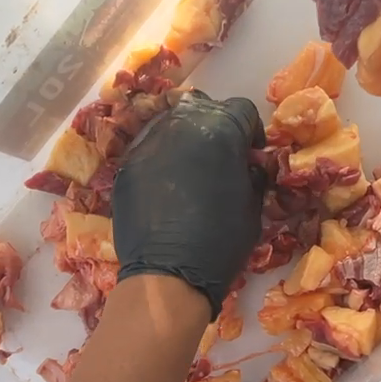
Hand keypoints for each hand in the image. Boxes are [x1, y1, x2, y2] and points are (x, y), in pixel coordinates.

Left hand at [113, 91, 266, 316]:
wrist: (168, 274)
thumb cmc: (220, 244)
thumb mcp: (252, 209)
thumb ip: (252, 176)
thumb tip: (248, 165)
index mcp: (221, 129)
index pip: (242, 110)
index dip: (251, 132)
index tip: (251, 155)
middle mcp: (182, 123)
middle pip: (203, 107)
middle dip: (216, 127)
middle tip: (220, 158)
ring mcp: (149, 141)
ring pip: (172, 124)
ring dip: (186, 140)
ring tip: (190, 171)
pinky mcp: (127, 163)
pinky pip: (150, 150)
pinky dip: (162, 161)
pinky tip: (167, 188)